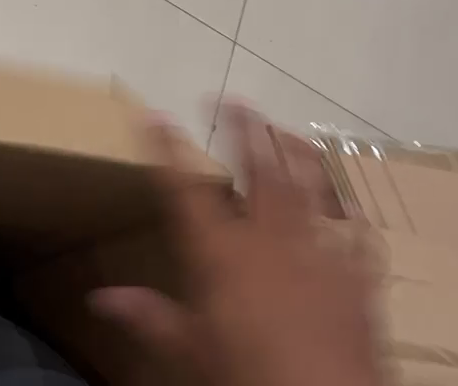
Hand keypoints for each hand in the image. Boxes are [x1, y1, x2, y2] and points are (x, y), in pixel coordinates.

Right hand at [90, 103, 380, 385]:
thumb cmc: (249, 373)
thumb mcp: (191, 349)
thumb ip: (150, 316)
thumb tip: (99, 299)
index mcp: (220, 253)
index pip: (184, 188)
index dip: (167, 148)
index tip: (155, 115)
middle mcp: (268, 242)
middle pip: (258, 173)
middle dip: (246, 132)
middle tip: (235, 99)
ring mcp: (318, 258)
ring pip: (309, 193)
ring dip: (299, 157)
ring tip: (289, 130)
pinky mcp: (358, 284)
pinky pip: (356, 240)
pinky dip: (351, 219)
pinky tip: (351, 207)